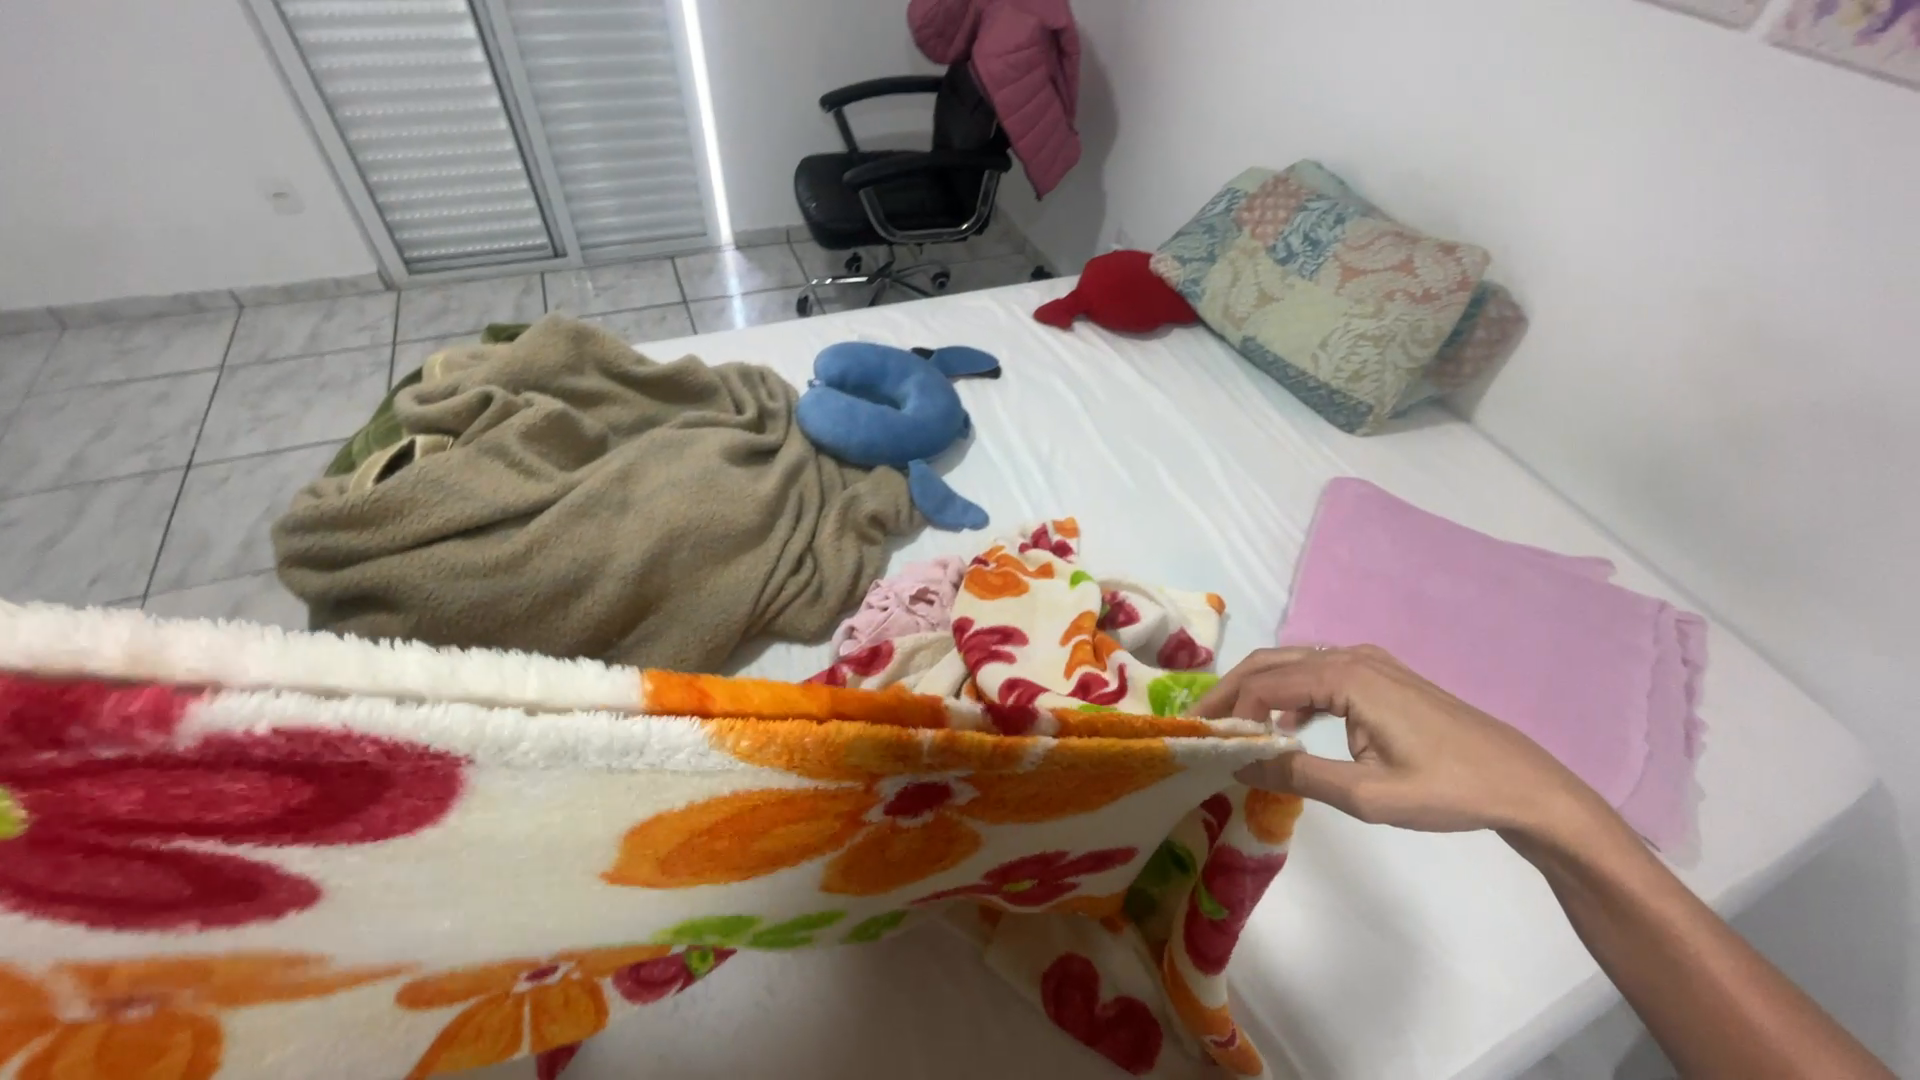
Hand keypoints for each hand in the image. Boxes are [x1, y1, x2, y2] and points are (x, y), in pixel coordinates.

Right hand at [1195, 645, 1610, 841]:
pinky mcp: (1381, 677)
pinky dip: (1288, 694)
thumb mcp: (1367, 795)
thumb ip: (1297, 774)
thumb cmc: (1448, 790)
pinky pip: (1317, 675)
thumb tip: (1239, 763)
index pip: (1265, 684)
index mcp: (1347, 677)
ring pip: (1292, 665)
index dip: (1229, 711)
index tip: (1204, 742)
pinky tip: (1284, 726)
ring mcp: (1369, 663)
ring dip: (1256, 691)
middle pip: (1271, 662)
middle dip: (1230, 691)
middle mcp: (1351, 656)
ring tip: (1230, 725)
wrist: (1525, 785)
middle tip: (1198, 723)